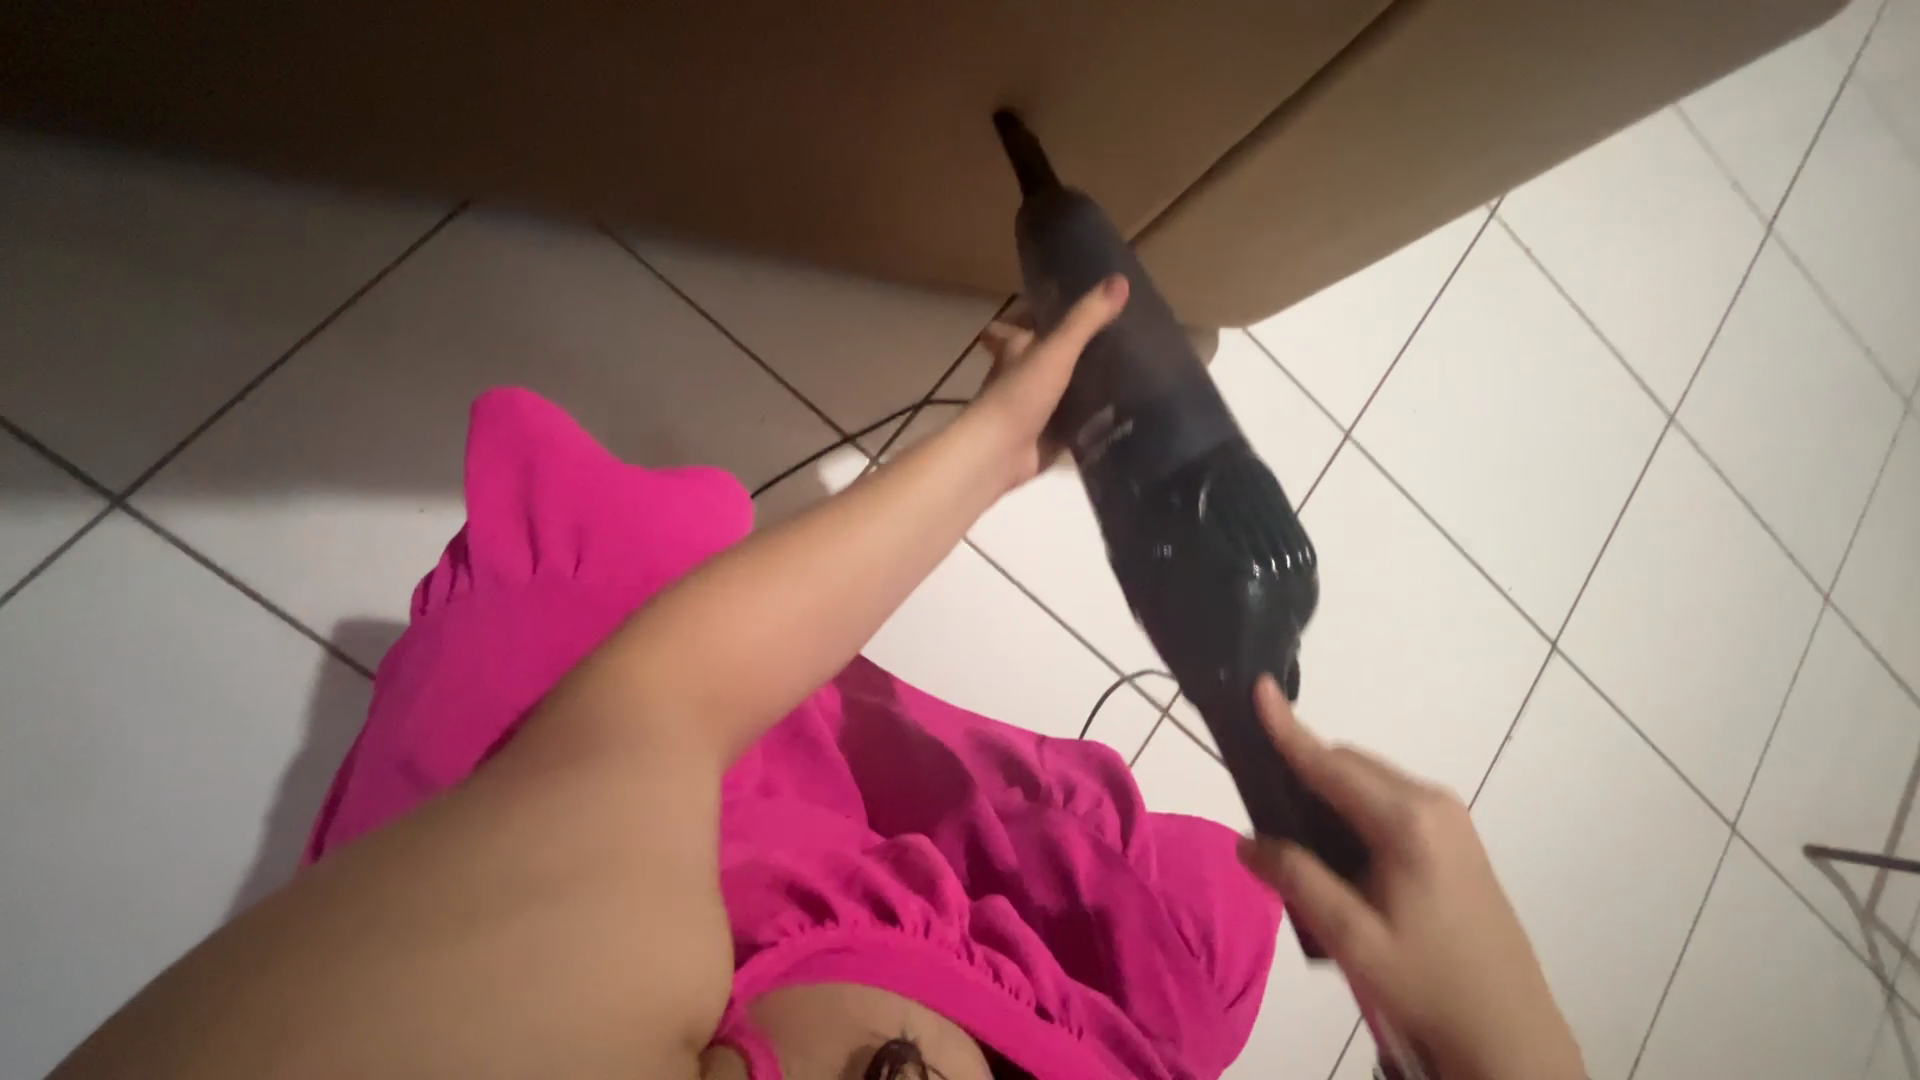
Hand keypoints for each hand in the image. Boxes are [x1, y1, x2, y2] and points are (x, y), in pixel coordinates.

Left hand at [970, 274, 1127, 488]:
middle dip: (1074, 348)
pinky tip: (1123, 410)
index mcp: (1016, 346)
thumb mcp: (1056, 349)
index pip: (1026, 320)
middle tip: (1116, 336)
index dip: (1041, 310)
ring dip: (1088, 382)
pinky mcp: (1049, 435)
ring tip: (1130, 368)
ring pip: (1065, 388)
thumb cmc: (1019, 394)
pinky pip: (1076, 421)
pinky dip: (1093, 417)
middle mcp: (1023, 374)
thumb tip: (1120, 280)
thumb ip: (1086, 319)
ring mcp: (1036, 406)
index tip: (1071, 301)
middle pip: (1049, 354)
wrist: (999, 452)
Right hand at [1238, 678, 1583, 1079]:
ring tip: (1298, 841)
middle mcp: (1431, 804)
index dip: (1286, 727)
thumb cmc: (1429, 986)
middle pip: (1347, 764)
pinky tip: (1341, 855)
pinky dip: (1351, 809)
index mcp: (1405, 821)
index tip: (1257, 686)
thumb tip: (1247, 841)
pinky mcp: (1455, 837)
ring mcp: (1449, 818)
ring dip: (1326, 793)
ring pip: (1365, 780)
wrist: (1513, 1040)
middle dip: (1301, 772)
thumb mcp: (1351, 938)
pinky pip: (1386, 800)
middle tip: (1263, 811)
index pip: (1328, 763)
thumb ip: (1295, 878)